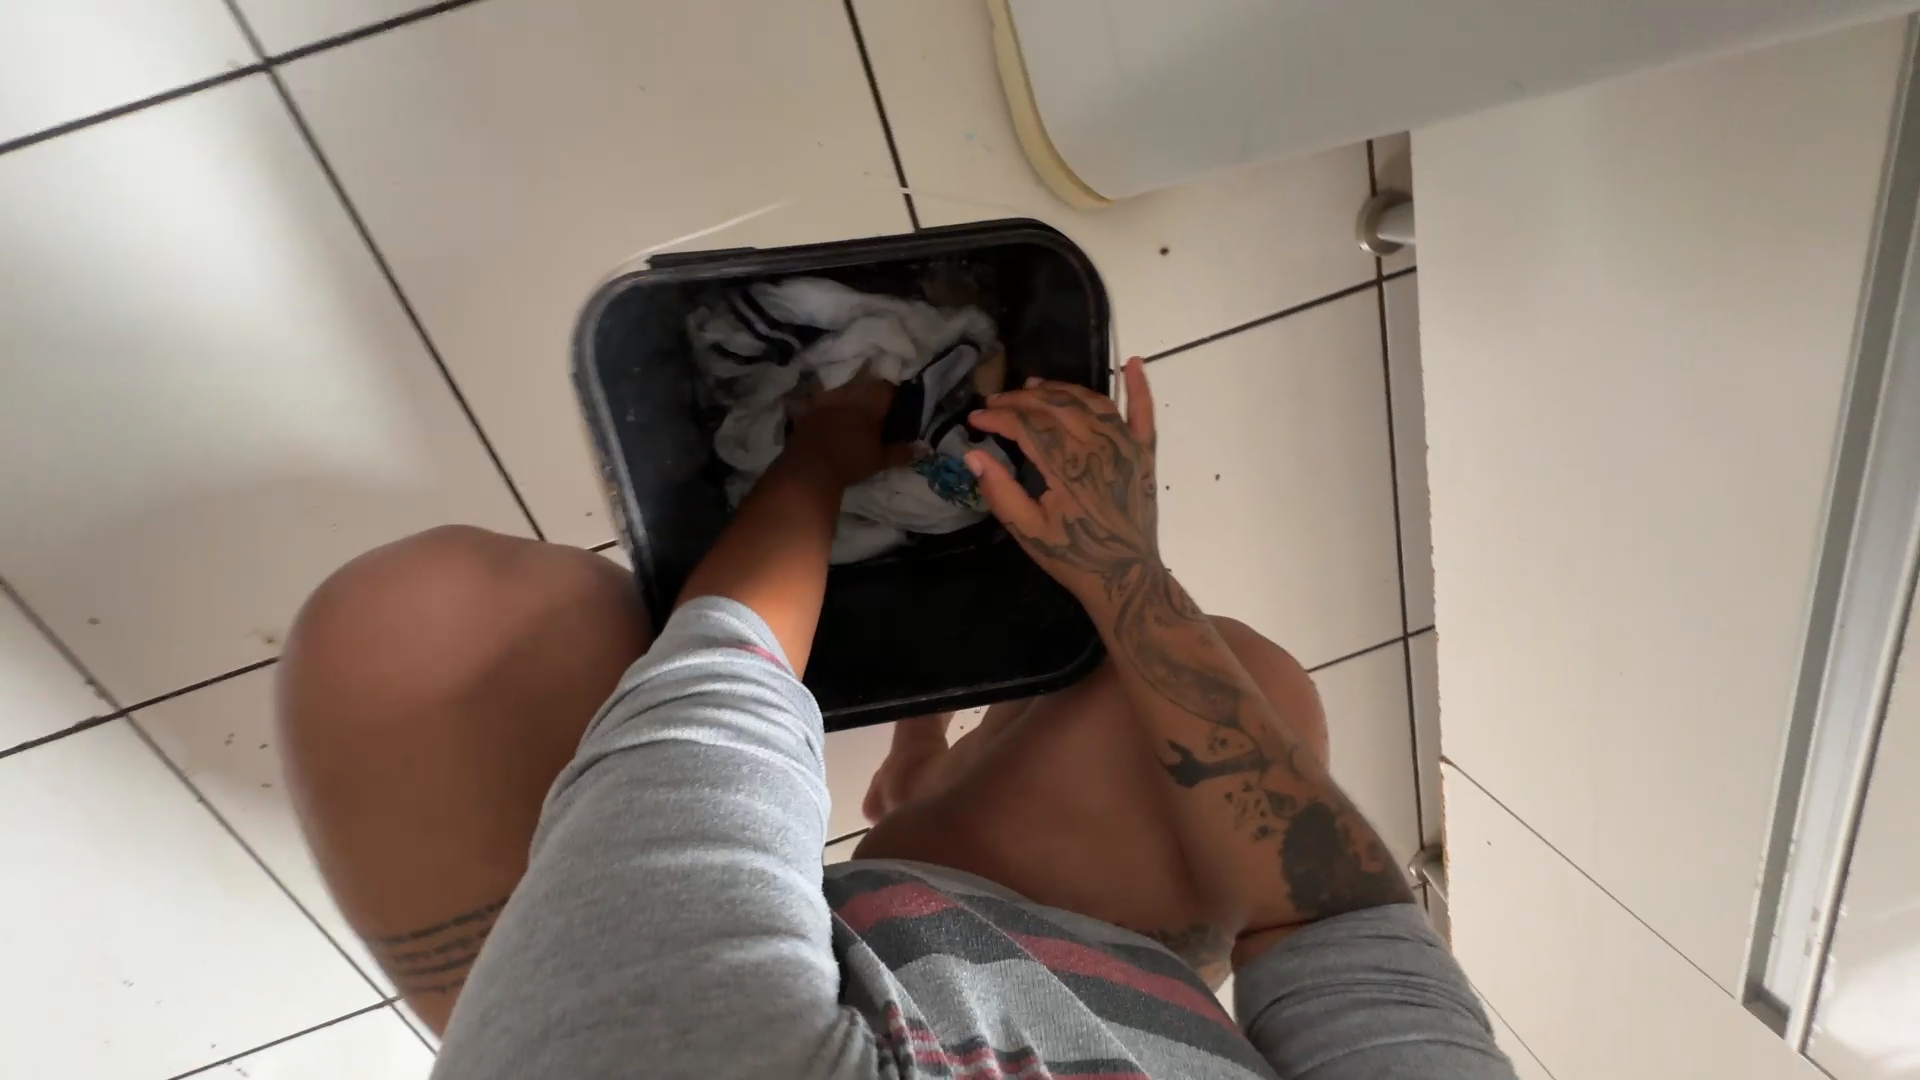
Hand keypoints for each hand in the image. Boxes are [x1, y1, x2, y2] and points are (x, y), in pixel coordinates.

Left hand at [785, 376, 915, 487]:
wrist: (809, 468)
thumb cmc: (851, 460)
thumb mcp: (880, 459)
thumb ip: (902, 452)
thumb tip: (925, 448)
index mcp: (871, 401)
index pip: (889, 388)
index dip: (895, 396)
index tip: (897, 409)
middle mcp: (849, 392)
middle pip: (865, 384)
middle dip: (872, 393)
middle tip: (877, 411)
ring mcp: (826, 398)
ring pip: (844, 388)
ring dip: (850, 397)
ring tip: (854, 413)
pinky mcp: (809, 407)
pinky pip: (823, 399)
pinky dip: (830, 406)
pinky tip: (832, 418)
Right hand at [963, 358, 1158, 613]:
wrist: (1126, 576)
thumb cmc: (1073, 557)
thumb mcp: (1028, 531)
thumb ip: (1000, 491)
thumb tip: (972, 454)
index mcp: (1065, 467)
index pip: (1026, 425)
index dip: (998, 417)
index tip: (975, 419)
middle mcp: (1096, 446)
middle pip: (1055, 406)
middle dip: (1021, 399)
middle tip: (997, 401)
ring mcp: (1125, 446)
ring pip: (1089, 401)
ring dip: (1060, 389)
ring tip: (1034, 387)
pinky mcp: (1144, 452)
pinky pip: (1143, 412)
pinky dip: (1138, 386)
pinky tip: (1131, 362)